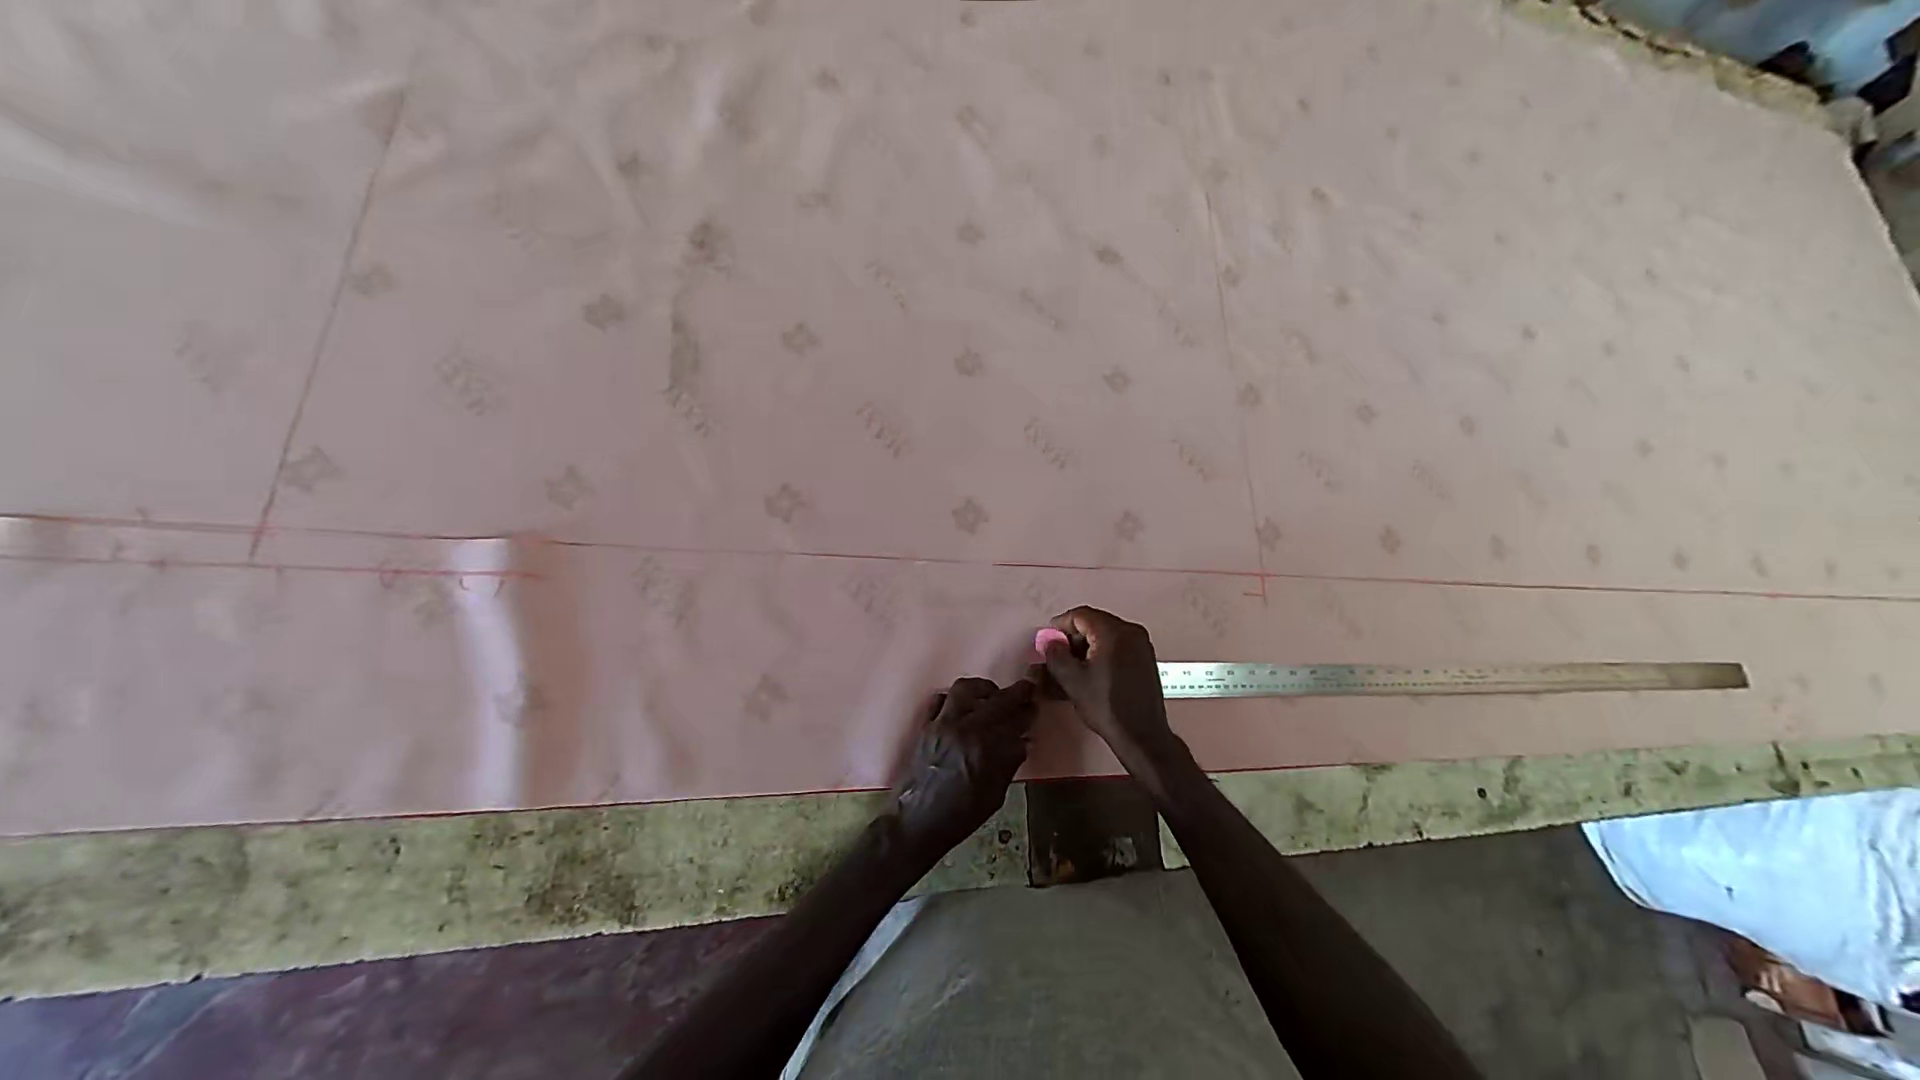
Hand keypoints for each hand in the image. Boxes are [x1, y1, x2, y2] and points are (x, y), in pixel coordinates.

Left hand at [888, 677, 1036, 854]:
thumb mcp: (995, 793)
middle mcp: (964, 728)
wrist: (917, 820)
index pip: (1015, 719)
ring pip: (965, 689)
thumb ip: (1009, 762)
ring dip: (983, 688)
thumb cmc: (960, 814)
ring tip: (991, 696)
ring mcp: (942, 723)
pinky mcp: (925, 725)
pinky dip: (954, 699)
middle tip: (1025, 691)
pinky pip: (940, 699)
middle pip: (996, 699)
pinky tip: (961, 708)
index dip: (1028, 710)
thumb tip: (1022, 741)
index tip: (1034, 705)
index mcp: (985, 747)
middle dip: (1015, 693)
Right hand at [1038, 607, 1179, 767]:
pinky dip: (1101, 652)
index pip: (1081, 615)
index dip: (1060, 626)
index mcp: (1114, 632)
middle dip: (1072, 637)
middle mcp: (1131, 632)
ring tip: (1071, 666)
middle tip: (1057, 655)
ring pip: (1106, 635)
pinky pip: (1118, 646)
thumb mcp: (1072, 680)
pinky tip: (1090, 672)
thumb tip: (1050, 642)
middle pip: (1094, 622)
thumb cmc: (1107, 706)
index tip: (1048, 641)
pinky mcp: (1145, 659)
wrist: (1141, 735)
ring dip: (1086, 646)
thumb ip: (1056, 655)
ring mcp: (1141, 645)